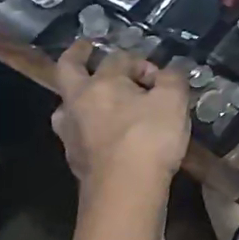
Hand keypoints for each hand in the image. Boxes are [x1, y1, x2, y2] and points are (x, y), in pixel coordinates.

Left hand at [52, 41, 190, 192]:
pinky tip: (100, 134)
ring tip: (91, 98)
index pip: (120, 58)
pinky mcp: (74, 159)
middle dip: (77, 54)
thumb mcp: (173, 101)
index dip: (142, 62)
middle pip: (68, 69)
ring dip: (76, 96)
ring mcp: (70, 132)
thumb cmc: (149, 139)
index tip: (162, 78)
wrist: (124, 192)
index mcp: (102, 83)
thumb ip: (173, 79)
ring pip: (65, 105)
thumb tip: (171, 72)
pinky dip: (86, 126)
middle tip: (87, 47)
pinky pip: (75, 133)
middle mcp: (78, 102)